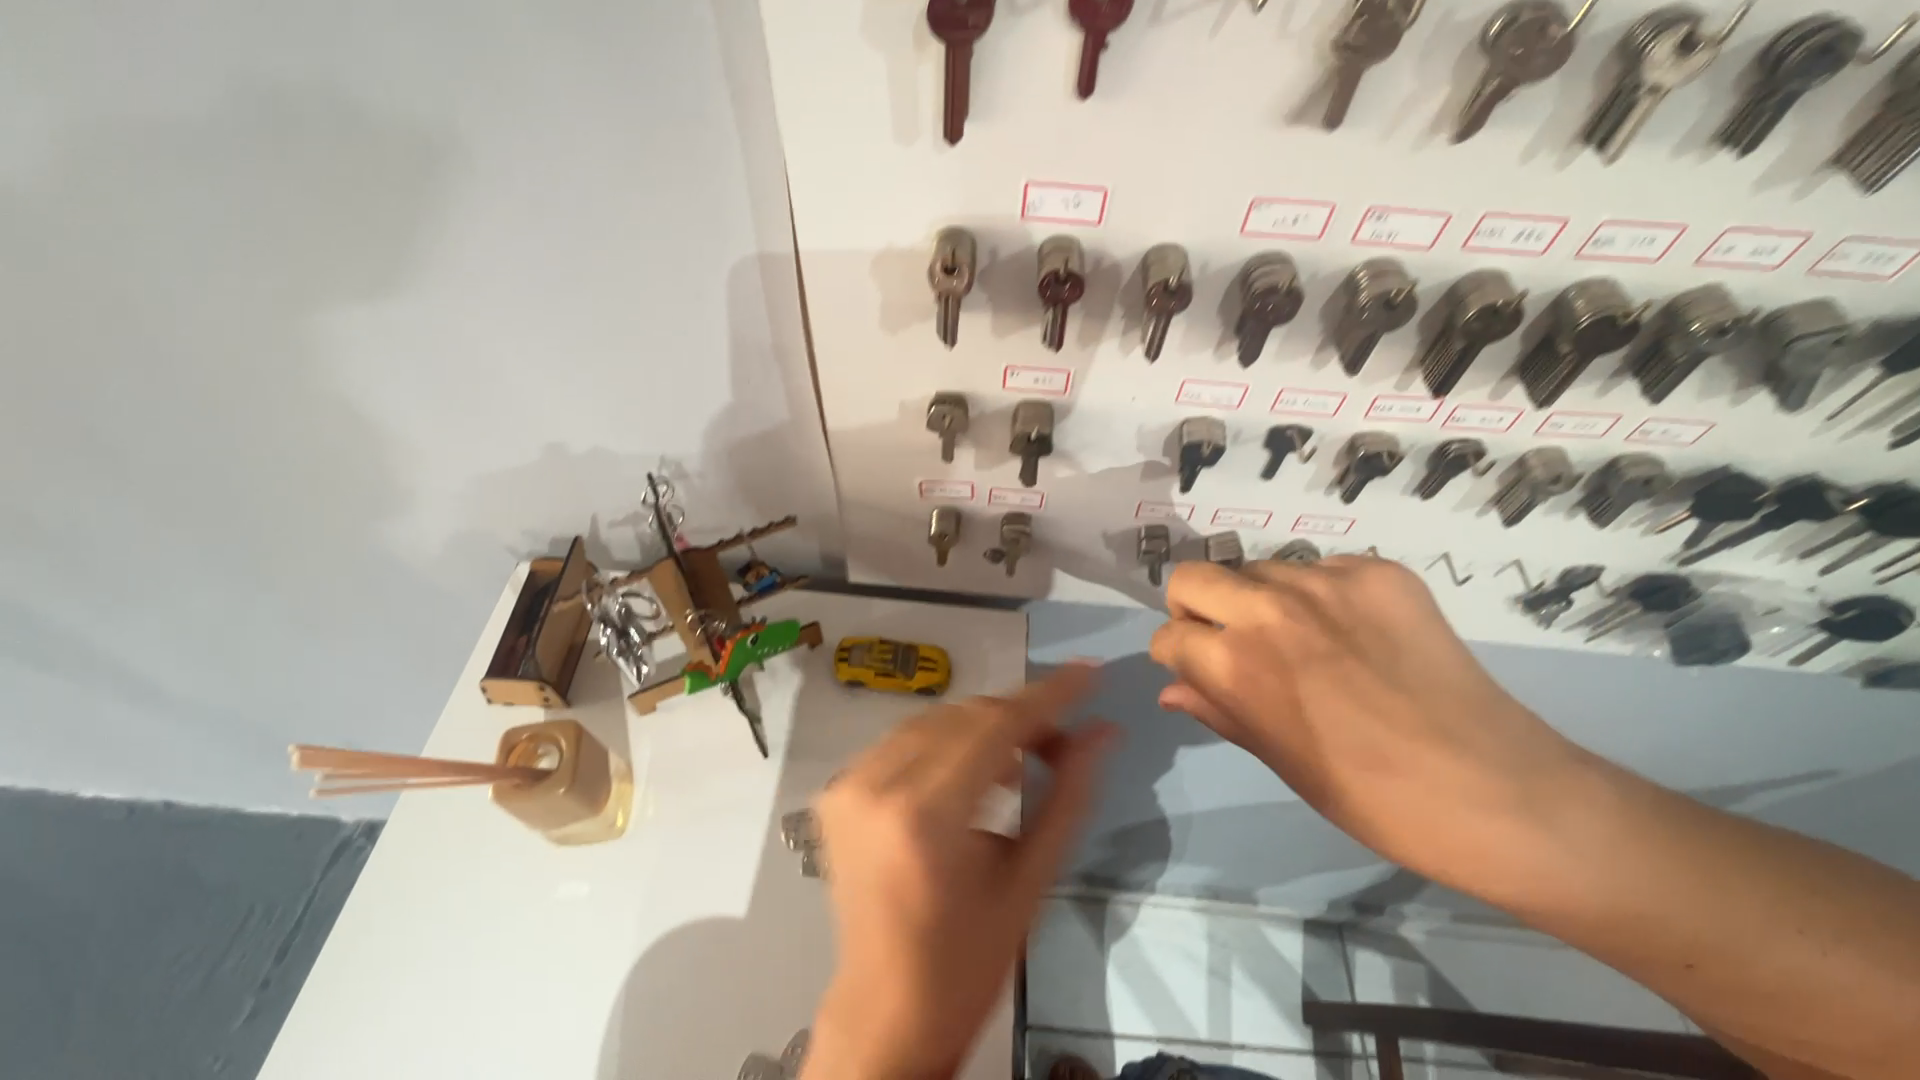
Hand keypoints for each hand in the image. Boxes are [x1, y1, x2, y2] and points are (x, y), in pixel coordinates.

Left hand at [802, 664, 1113, 1079]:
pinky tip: (976, 773)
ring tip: (1024, 762)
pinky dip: (947, 745)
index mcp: (923, 814)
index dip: (1048, 695)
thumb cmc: (968, 956)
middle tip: (1065, 740)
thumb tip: (1104, 731)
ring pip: (934, 721)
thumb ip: (1068, 795)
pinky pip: (904, 742)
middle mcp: (875, 784)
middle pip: (965, 716)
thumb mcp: (1030, 879)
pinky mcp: (836, 791)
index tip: (1091, 672)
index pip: (995, 725)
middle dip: (1021, 717)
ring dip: (985, 729)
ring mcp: (847, 784)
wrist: (887, 1005)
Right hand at [1149, 558, 1587, 893]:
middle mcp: (1270, 607)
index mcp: (1234, 662)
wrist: (1493, 789)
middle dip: (1197, 609)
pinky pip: (1322, 570)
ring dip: (1261, 600)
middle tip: (1231, 643)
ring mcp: (1328, 581)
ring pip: (1260, 570)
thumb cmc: (1370, 797)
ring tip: (1305, 643)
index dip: (1179, 658)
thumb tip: (1173, 691)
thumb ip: (1219, 711)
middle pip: (1195, 577)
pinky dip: (1321, 596)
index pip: (1170, 635)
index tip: (1197, 674)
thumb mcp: (1281, 761)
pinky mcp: (1379, 572)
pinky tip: (1355, 635)